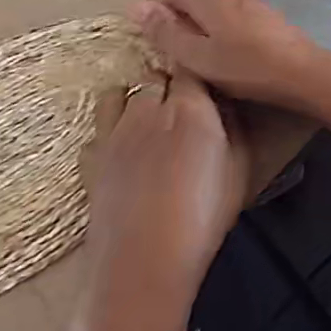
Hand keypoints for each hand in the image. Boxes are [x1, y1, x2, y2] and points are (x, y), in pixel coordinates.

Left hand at [74, 72, 250, 330]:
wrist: (143, 263)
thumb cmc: (205, 214)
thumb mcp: (240, 167)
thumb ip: (234, 126)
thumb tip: (226, 104)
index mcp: (190, 109)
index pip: (192, 68)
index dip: (202, 72)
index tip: (212, 82)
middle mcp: (148, 110)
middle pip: (156, 75)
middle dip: (172, 82)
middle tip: (188, 103)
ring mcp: (113, 132)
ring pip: (123, 92)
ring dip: (139, 96)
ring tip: (153, 116)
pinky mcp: (90, 157)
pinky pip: (99, 124)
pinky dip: (112, 124)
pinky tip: (126, 143)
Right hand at [130, 0, 330, 109]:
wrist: (304, 73)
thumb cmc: (245, 67)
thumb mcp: (197, 55)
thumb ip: (167, 33)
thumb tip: (137, 6)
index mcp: (214, 4)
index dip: (155, 8)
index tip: (141, 24)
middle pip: (201, 2)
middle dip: (180, 17)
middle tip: (165, 42)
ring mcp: (261, 10)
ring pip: (223, 13)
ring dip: (205, 26)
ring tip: (194, 50)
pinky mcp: (276, 24)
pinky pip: (241, 23)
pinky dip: (226, 33)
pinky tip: (229, 52)